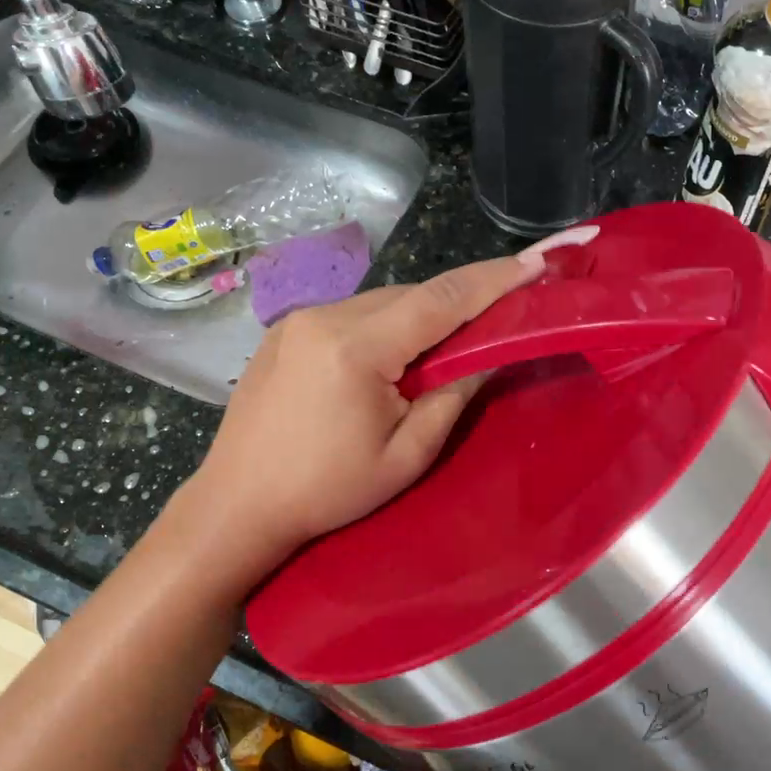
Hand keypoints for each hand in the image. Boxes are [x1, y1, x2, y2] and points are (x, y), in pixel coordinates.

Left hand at [186, 232, 593, 552]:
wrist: (236, 506)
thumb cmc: (327, 491)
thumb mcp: (407, 454)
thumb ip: (454, 394)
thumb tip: (490, 351)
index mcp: (356, 347)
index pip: (440, 299)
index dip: (492, 280)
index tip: (534, 264)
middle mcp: (325, 317)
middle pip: (411, 295)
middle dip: (457, 303)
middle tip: (498, 319)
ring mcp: (298, 320)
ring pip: (382, 301)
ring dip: (419, 316)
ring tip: (443, 352)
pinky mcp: (285, 330)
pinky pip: (352, 314)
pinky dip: (385, 325)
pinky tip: (392, 358)